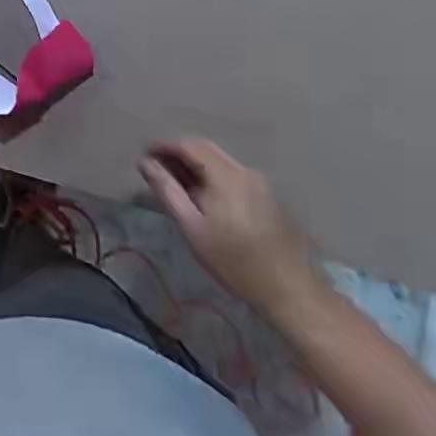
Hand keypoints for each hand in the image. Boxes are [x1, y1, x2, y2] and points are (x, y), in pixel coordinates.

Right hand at [139, 138, 322, 313]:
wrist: (291, 291)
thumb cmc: (235, 261)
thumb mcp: (192, 227)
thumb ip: (167, 190)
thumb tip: (145, 163)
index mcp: (227, 176)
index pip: (189, 145)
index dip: (164, 145)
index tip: (144, 154)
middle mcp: (246, 171)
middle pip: (205, 148)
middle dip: (177, 152)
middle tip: (156, 166)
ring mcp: (260, 182)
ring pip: (219, 160)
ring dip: (194, 163)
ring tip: (174, 180)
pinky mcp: (267, 195)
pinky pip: (231, 173)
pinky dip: (210, 174)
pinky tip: (202, 194)